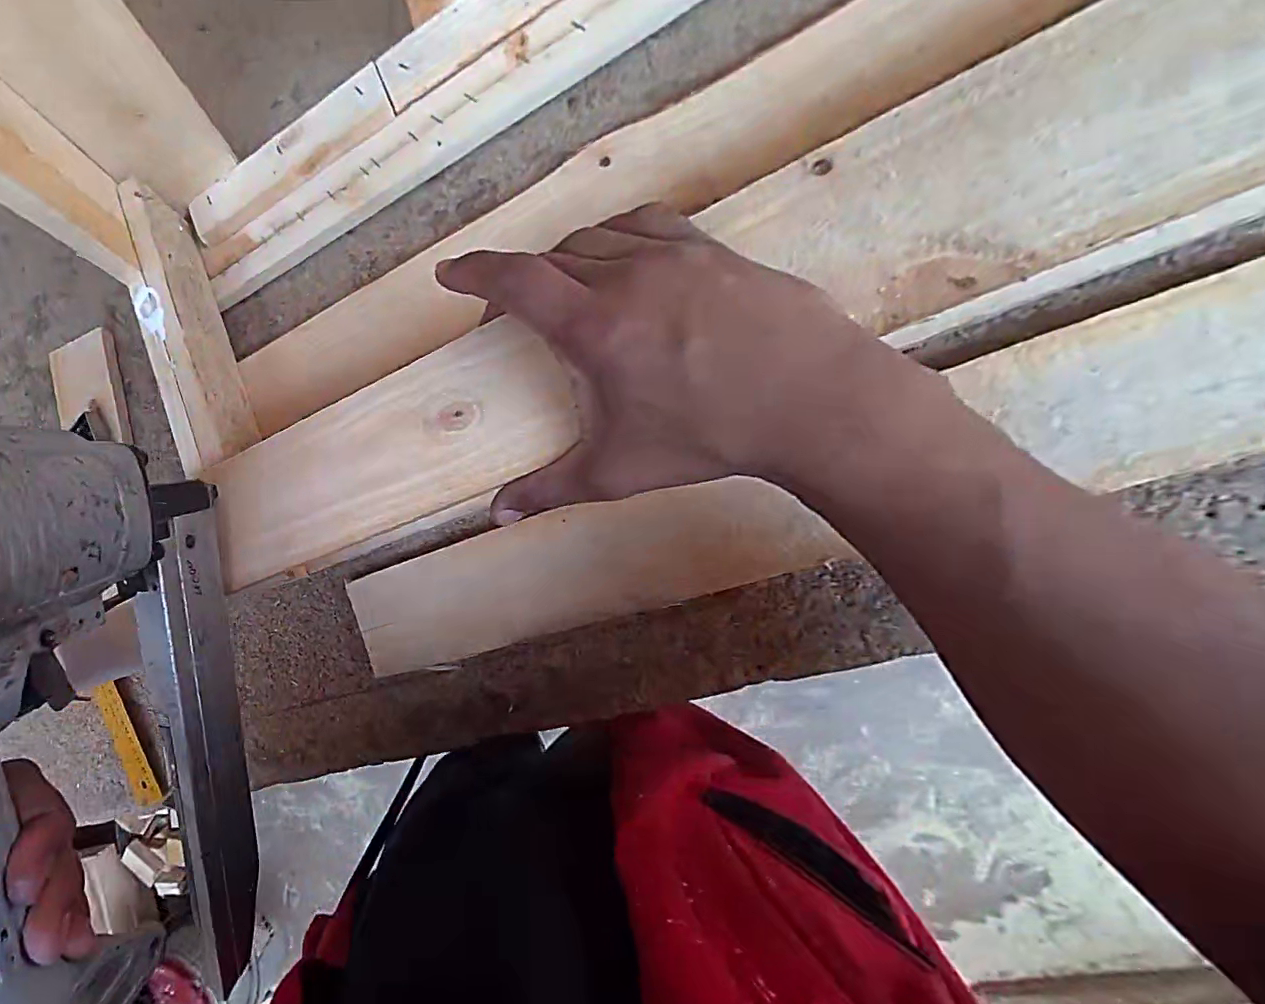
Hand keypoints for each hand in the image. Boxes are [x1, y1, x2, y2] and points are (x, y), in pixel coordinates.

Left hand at [0, 753, 97, 1003]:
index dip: (0, 799)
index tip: (18, 858)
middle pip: (9, 802)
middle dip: (41, 849)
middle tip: (33, 907)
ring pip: (41, 840)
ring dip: (59, 888)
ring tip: (47, 947)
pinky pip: (55, 884)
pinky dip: (71, 910)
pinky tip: (63, 947)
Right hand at [434, 204, 936, 522]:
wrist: (816, 401)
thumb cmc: (709, 438)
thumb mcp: (617, 471)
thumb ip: (550, 488)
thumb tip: (498, 516)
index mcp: (595, 327)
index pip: (517, 281)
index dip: (474, 272)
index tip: (448, 273)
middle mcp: (627, 277)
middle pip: (550, 258)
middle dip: (518, 280)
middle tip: (509, 312)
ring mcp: (674, 256)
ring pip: (595, 238)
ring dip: (564, 260)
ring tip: (561, 289)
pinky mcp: (712, 250)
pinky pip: (645, 226)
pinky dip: (614, 238)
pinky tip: (620, 261)